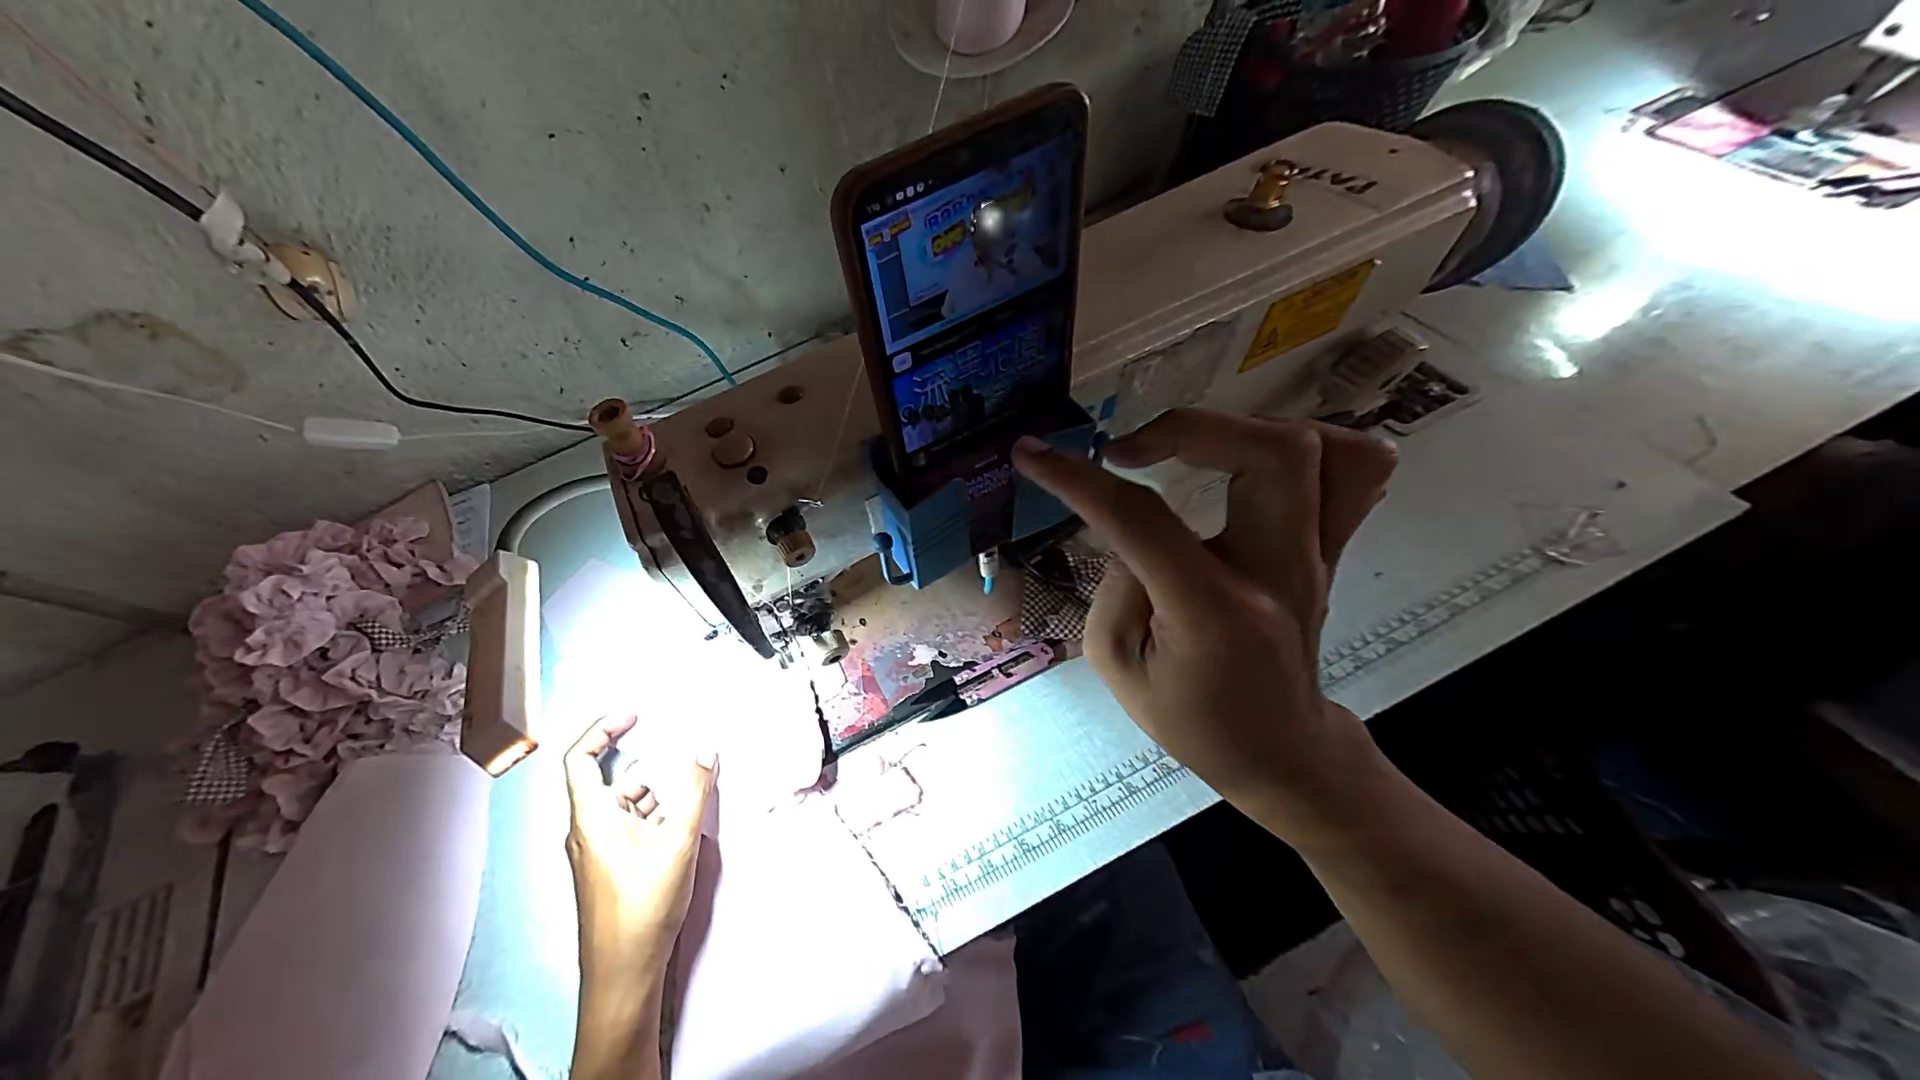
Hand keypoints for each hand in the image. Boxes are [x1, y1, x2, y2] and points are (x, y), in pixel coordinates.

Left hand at [564, 714, 715, 1078]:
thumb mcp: (677, 842)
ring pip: (626, 806)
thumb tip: (706, 749)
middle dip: (651, 769)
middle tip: (685, 767)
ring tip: (691, 803)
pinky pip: (631, 827)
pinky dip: (656, 818)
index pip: (579, 758)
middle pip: (612, 781)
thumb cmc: (642, 908)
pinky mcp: (610, 869)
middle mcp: (587, 830)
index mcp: (590, 818)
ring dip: (658, 796)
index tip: (634, 715)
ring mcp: (597, 852)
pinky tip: (682, 830)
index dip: (603, 729)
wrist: (623, 975)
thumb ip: (694, 791)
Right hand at [1011, 410, 1396, 838]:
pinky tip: (1251, 460)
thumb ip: (1115, 583)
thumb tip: (1127, 521)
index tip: (1031, 453)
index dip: (1076, 477)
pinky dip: (1305, 443)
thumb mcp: (1118, 666)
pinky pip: (1355, 468)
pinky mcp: (1333, 547)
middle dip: (1184, 428)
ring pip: (1328, 449)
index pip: (1142, 519)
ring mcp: (1319, 555)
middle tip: (1128, 451)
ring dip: (1248, 429)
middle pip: (1268, 453)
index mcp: (1212, 611)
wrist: (1280, 748)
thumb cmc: (1192, 719)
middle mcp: (1279, 570)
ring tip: (1193, 449)